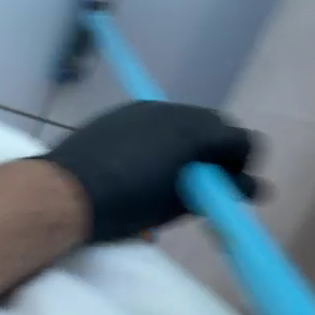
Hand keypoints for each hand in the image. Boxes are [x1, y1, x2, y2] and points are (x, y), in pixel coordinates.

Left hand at [44, 101, 259, 243]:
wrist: (65, 193)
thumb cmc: (127, 205)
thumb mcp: (180, 204)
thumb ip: (218, 191)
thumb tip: (250, 188)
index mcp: (198, 133)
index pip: (242, 141)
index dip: (239, 166)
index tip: (225, 189)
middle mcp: (174, 111)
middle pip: (211, 125)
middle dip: (212, 153)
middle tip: (198, 183)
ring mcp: (142, 109)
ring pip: (180, 122)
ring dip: (183, 144)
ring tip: (165, 175)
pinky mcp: (117, 114)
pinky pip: (150, 123)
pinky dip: (156, 139)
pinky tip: (138, 163)